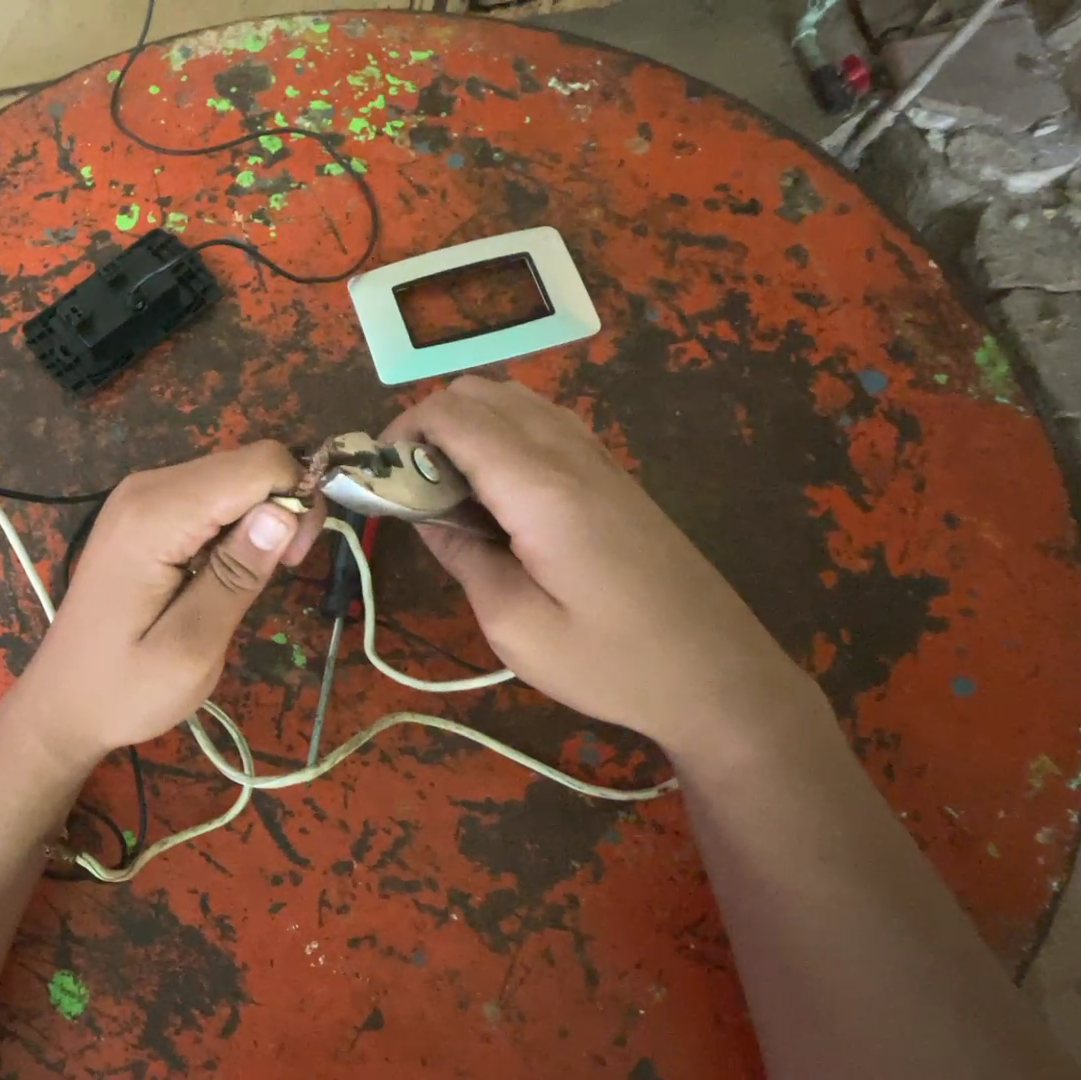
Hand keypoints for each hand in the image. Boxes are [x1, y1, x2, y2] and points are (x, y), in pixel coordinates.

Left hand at [0, 442, 321, 766]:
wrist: (63, 701)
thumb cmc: (124, 688)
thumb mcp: (191, 646)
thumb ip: (237, 575)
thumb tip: (285, 510)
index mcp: (155, 515)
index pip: (258, 464)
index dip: (296, 502)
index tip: (292, 562)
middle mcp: (146, 489)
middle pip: (246, 466)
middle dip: (280, 510)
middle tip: (274, 576)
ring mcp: (139, 497)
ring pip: (232, 479)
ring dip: (257, 522)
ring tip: (240, 583)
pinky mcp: (141, 512)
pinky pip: (207, 497)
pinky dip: (230, 528)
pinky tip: (215, 574)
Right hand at [382, 376, 828, 752]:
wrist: (722, 679)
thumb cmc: (610, 663)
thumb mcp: (512, 624)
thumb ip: (460, 555)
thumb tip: (421, 512)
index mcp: (540, 489)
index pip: (454, 415)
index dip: (402, 431)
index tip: (378, 477)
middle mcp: (570, 456)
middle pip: (480, 392)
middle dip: (427, 423)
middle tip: (407, 484)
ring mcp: (597, 460)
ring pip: (513, 399)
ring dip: (465, 426)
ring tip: (444, 486)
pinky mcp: (611, 476)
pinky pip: (543, 423)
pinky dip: (500, 435)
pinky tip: (492, 492)